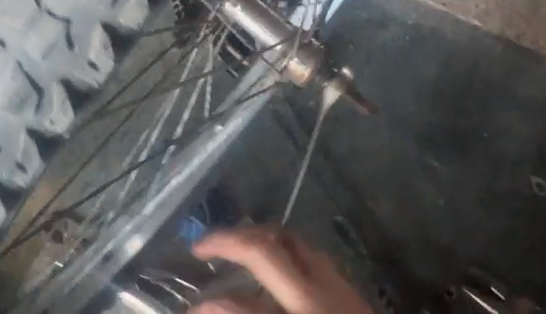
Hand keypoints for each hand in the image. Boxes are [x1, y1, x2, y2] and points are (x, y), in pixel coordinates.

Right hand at [190, 227, 375, 313]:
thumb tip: (214, 308)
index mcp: (304, 313)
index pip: (245, 303)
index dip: (214, 305)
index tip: (191, 309)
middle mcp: (319, 298)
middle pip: (268, 247)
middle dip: (229, 240)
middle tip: (203, 248)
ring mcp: (340, 289)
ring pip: (292, 242)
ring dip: (258, 239)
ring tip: (234, 248)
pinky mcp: (353, 293)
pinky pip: (310, 256)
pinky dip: (284, 252)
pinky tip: (274, 268)